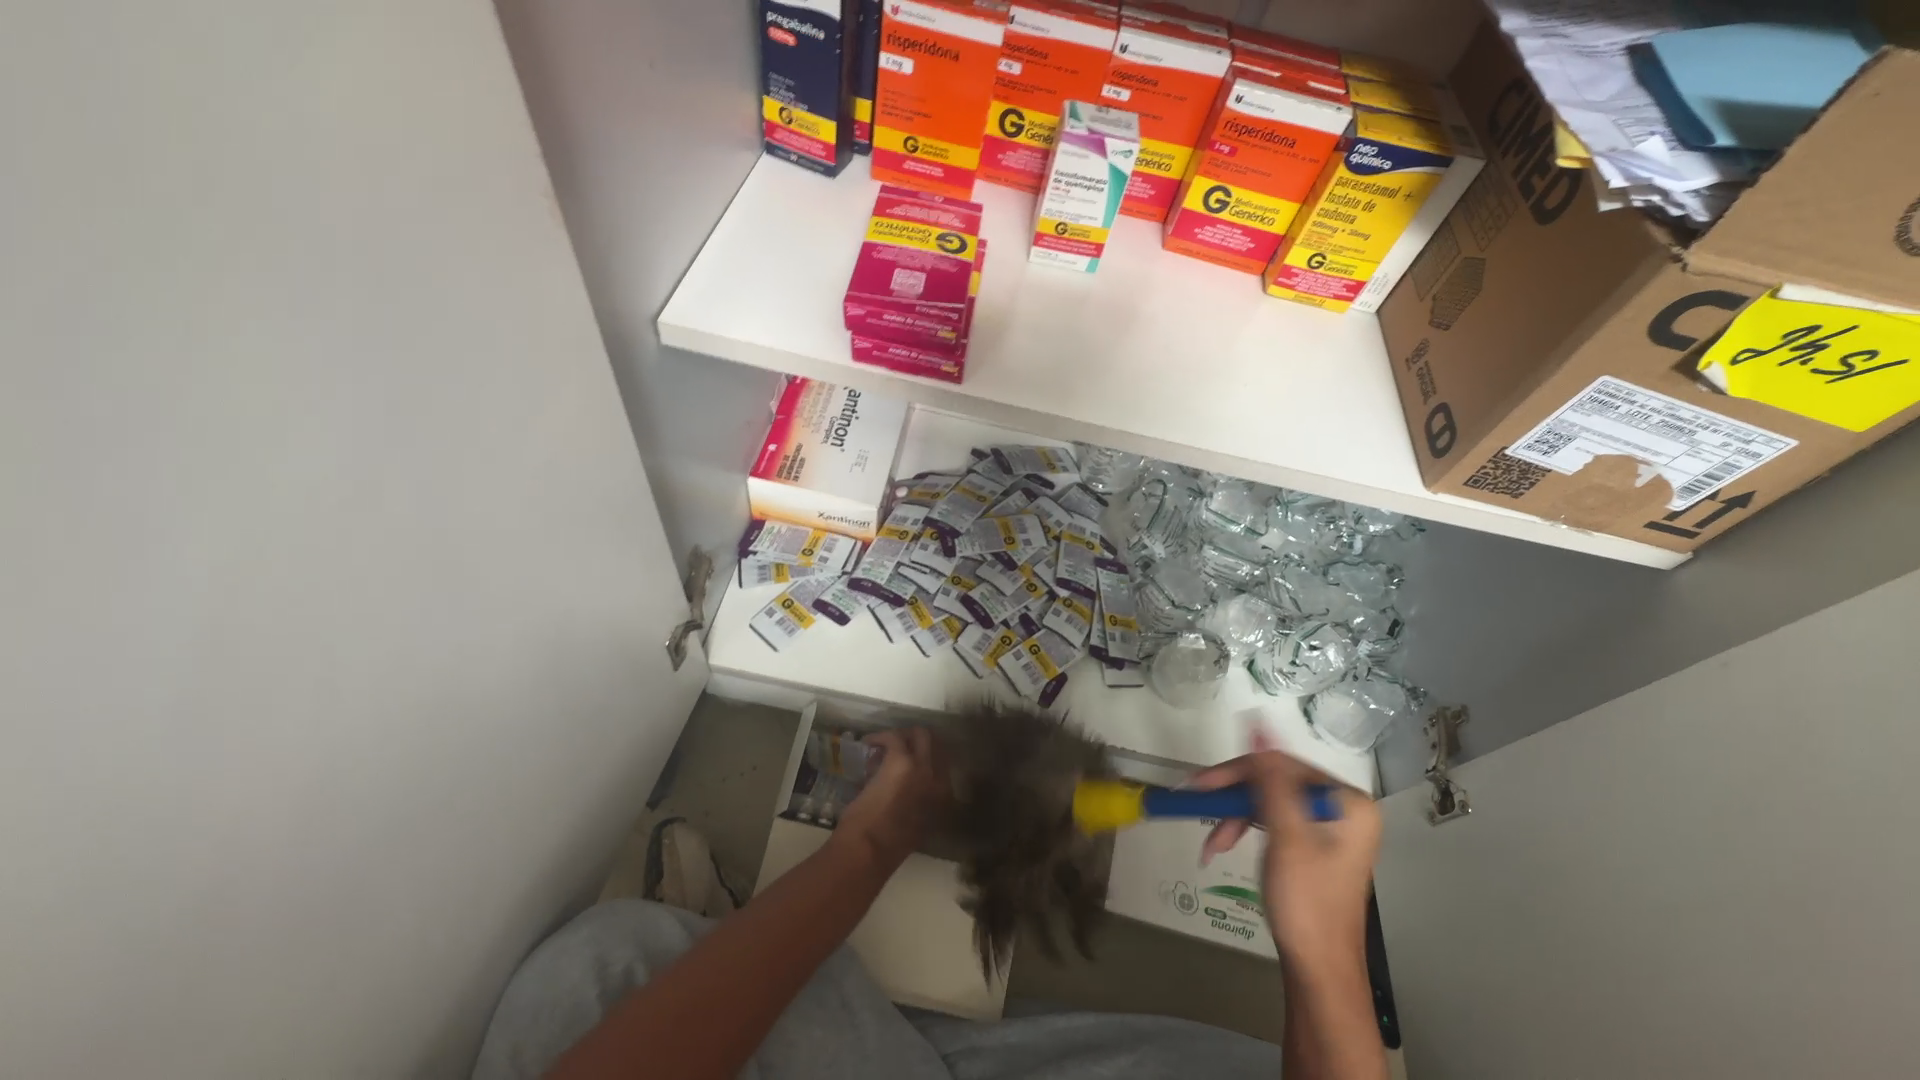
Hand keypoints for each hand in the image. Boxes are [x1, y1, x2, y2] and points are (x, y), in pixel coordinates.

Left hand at [833, 727, 950, 870]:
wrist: (871, 848)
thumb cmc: (888, 846)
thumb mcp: (915, 829)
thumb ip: (920, 808)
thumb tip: (910, 792)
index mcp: (944, 798)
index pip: (944, 765)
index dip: (925, 758)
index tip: (909, 759)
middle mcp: (939, 779)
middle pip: (936, 744)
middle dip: (918, 740)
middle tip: (901, 743)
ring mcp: (922, 767)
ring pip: (921, 735)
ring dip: (902, 737)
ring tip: (885, 744)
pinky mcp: (900, 759)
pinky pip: (894, 737)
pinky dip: (881, 737)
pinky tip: (869, 742)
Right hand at [1185, 731, 1381, 973]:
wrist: (1318, 970)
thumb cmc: (1305, 904)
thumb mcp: (1286, 836)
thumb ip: (1271, 780)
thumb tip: (1258, 725)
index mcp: (1348, 802)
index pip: (1282, 765)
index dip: (1237, 771)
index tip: (1198, 784)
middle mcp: (1344, 808)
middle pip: (1275, 782)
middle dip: (1233, 800)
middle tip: (1195, 805)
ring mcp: (1330, 829)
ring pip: (1269, 802)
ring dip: (1234, 819)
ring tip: (1210, 845)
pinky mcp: (1315, 847)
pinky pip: (1273, 823)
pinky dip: (1245, 832)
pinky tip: (1221, 847)